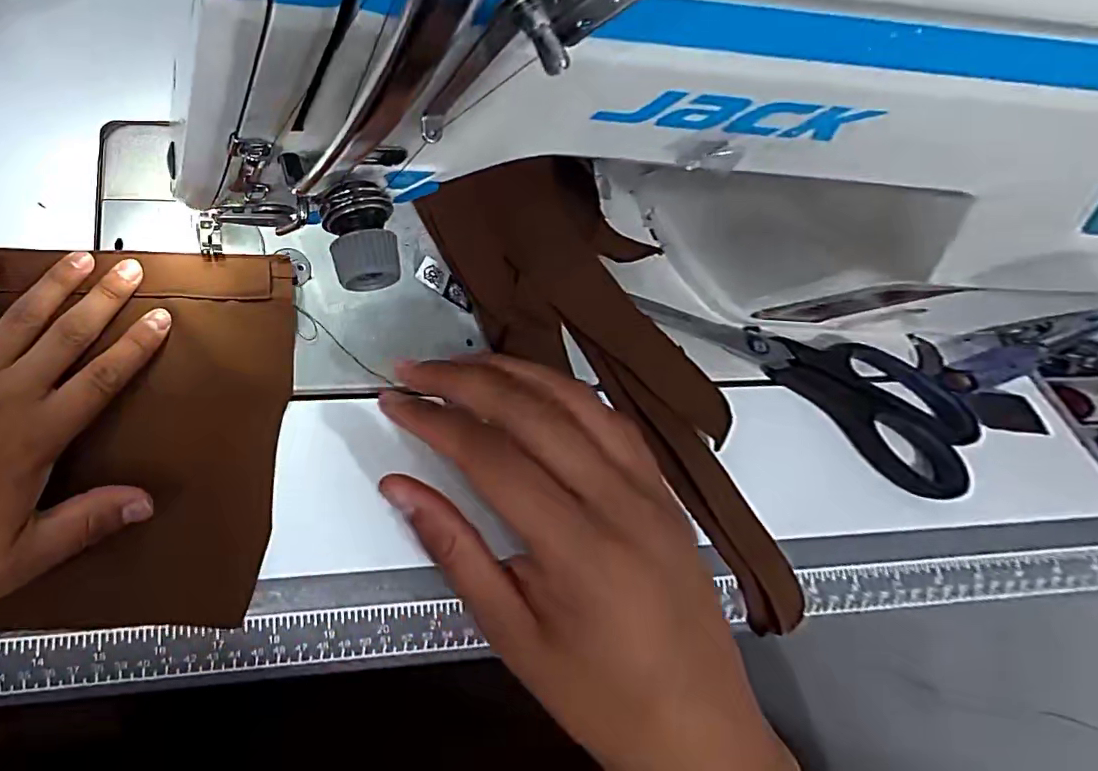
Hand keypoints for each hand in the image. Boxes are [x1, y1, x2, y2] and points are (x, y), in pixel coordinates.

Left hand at [0, 252, 171, 716]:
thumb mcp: (20, 557)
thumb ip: (85, 522)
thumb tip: (145, 501)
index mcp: (36, 439)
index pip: (101, 380)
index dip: (135, 346)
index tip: (161, 317)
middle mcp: (6, 397)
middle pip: (67, 336)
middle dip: (104, 299)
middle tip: (130, 267)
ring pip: (20, 320)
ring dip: (53, 285)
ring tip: (81, 258)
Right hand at [377, 356, 795, 770]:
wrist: (702, 736)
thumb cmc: (602, 695)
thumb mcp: (509, 631)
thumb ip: (451, 547)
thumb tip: (399, 488)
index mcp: (580, 549)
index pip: (490, 454)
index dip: (433, 419)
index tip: (395, 402)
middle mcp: (622, 506)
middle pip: (529, 410)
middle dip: (460, 379)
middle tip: (413, 370)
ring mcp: (651, 492)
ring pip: (574, 398)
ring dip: (510, 370)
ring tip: (460, 364)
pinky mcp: (664, 491)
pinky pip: (609, 417)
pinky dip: (560, 388)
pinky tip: (528, 386)